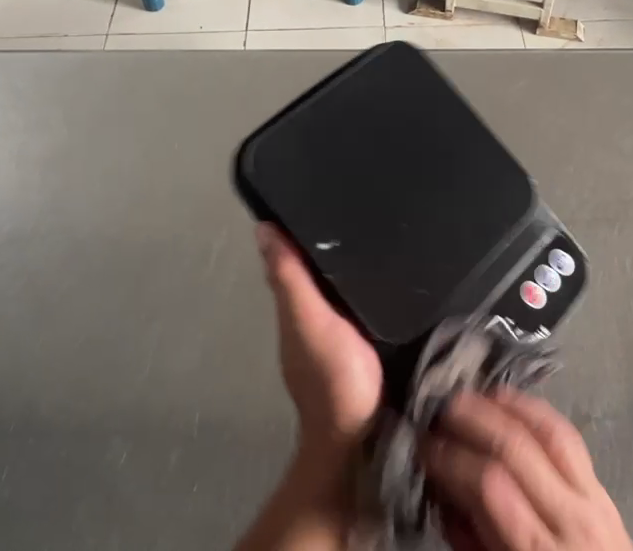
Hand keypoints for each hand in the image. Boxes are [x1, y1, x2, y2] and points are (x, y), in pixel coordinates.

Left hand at [256, 223, 383, 461]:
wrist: (356, 435)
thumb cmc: (334, 376)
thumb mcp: (312, 321)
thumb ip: (290, 278)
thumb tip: (261, 229)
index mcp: (292, 307)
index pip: (283, 258)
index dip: (288, 229)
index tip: (306, 196)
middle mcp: (303, 318)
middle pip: (304, 272)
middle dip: (315, 243)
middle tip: (343, 209)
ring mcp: (324, 336)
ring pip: (324, 289)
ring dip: (334, 265)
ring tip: (360, 233)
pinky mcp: (348, 345)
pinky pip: (344, 305)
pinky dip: (350, 287)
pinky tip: (370, 278)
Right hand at [423, 389, 632, 550]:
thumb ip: (470, 537)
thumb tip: (440, 487)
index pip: (489, 486)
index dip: (451, 458)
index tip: (422, 445)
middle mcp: (567, 519)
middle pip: (517, 450)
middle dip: (473, 420)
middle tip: (439, 409)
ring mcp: (592, 498)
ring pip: (547, 433)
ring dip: (504, 406)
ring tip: (470, 396)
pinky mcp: (602, 486)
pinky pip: (568, 436)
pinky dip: (535, 410)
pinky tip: (508, 399)